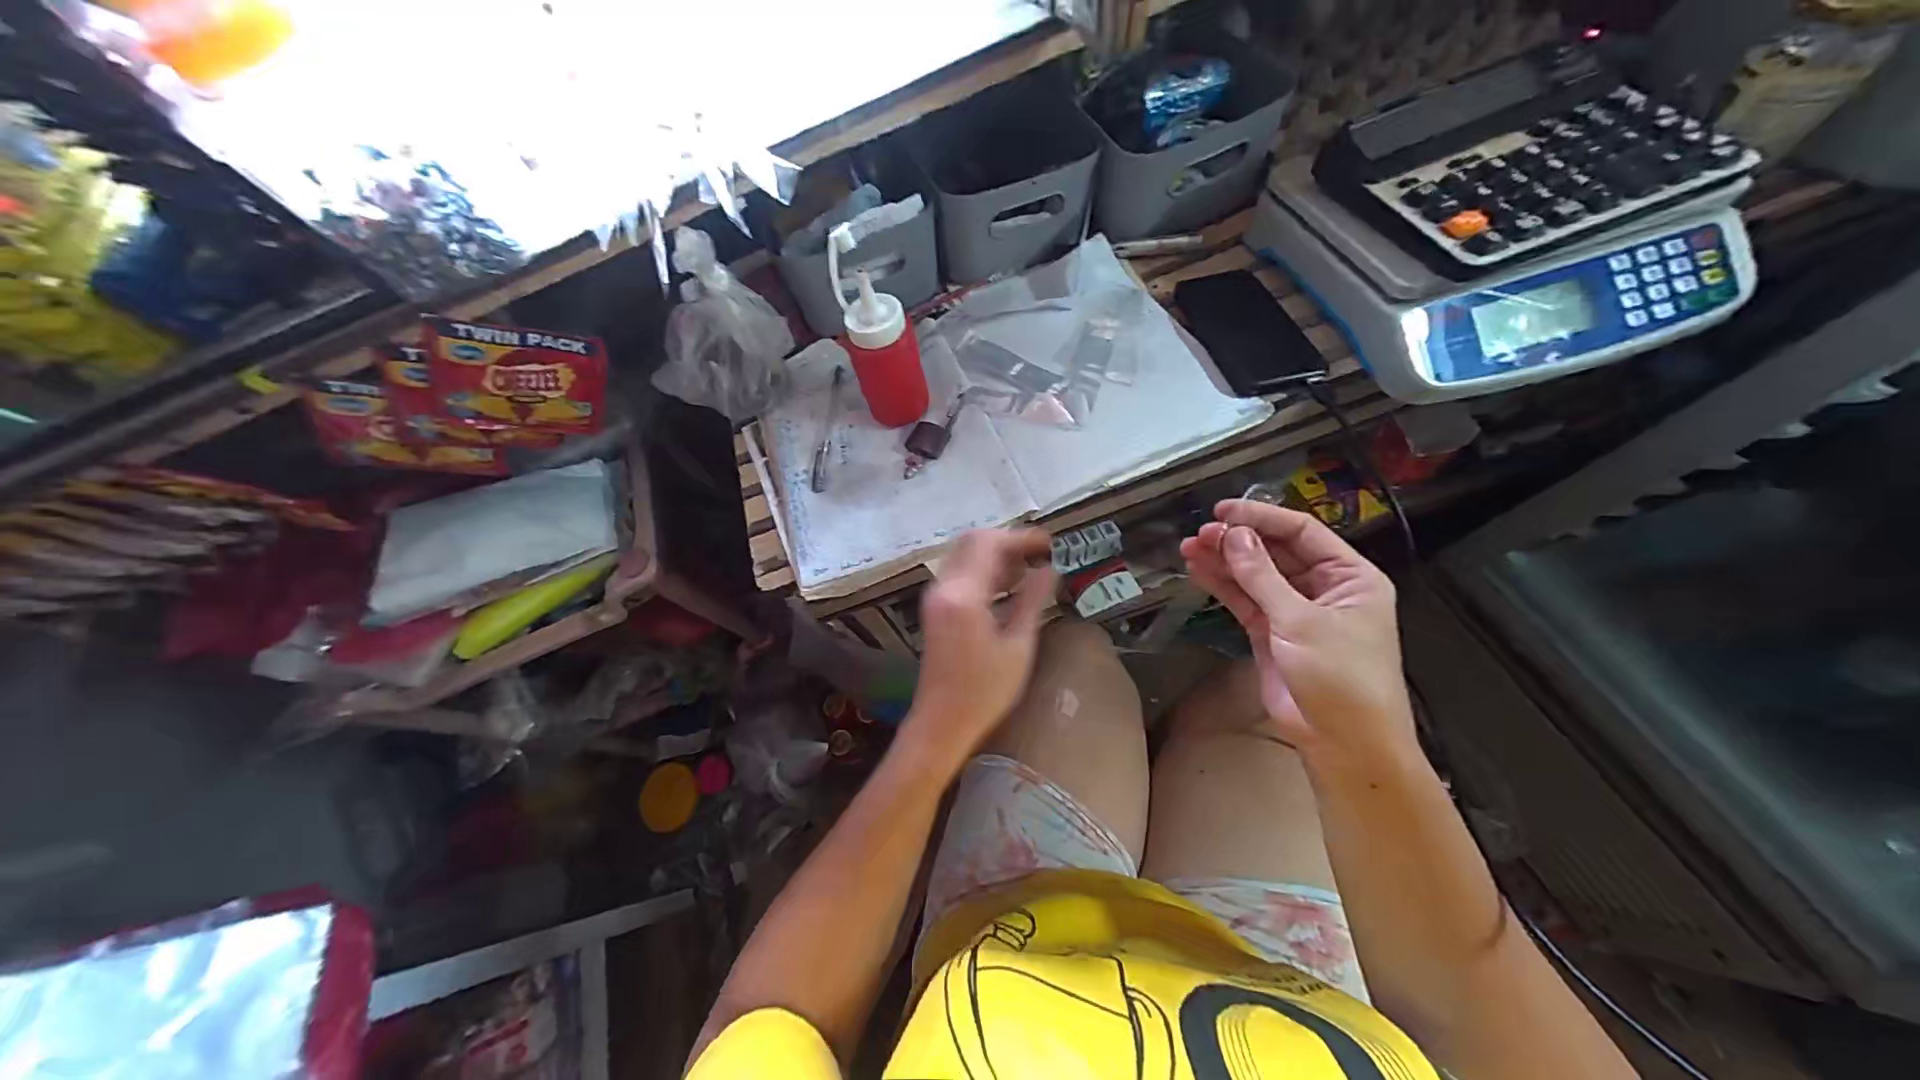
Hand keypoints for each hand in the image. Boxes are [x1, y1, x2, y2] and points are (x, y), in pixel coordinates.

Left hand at [905, 528, 1054, 774]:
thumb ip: (1032, 601)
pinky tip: (1007, 588)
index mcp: (964, 595)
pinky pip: (959, 572)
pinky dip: (983, 570)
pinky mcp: (935, 607)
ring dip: (995, 555)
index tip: (1049, 543)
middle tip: (1039, 555)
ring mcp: (935, 597)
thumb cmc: (985, 692)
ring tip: (1028, 572)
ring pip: (964, 554)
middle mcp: (943, 588)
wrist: (942, 722)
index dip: (1022, 537)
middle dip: (1008, 541)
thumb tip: (1049, 570)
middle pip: (973, 541)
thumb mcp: (1018, 646)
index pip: (990, 544)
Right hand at [1180, 499, 1414, 765]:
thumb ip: (1262, 576)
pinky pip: (1245, 601)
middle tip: (1200, 533)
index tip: (1223, 511)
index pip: (1302, 532)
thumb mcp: (1302, 621)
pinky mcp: (1272, 634)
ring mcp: (1295, 612)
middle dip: (1238, 541)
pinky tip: (1199, 570)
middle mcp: (1323, 588)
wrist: (1344, 743)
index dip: (1262, 518)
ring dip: (1224, 561)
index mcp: (1350, 576)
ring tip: (1190, 547)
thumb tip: (1233, 536)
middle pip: (1275, 552)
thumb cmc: (1342, 678)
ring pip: (1255, 576)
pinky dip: (1223, 586)